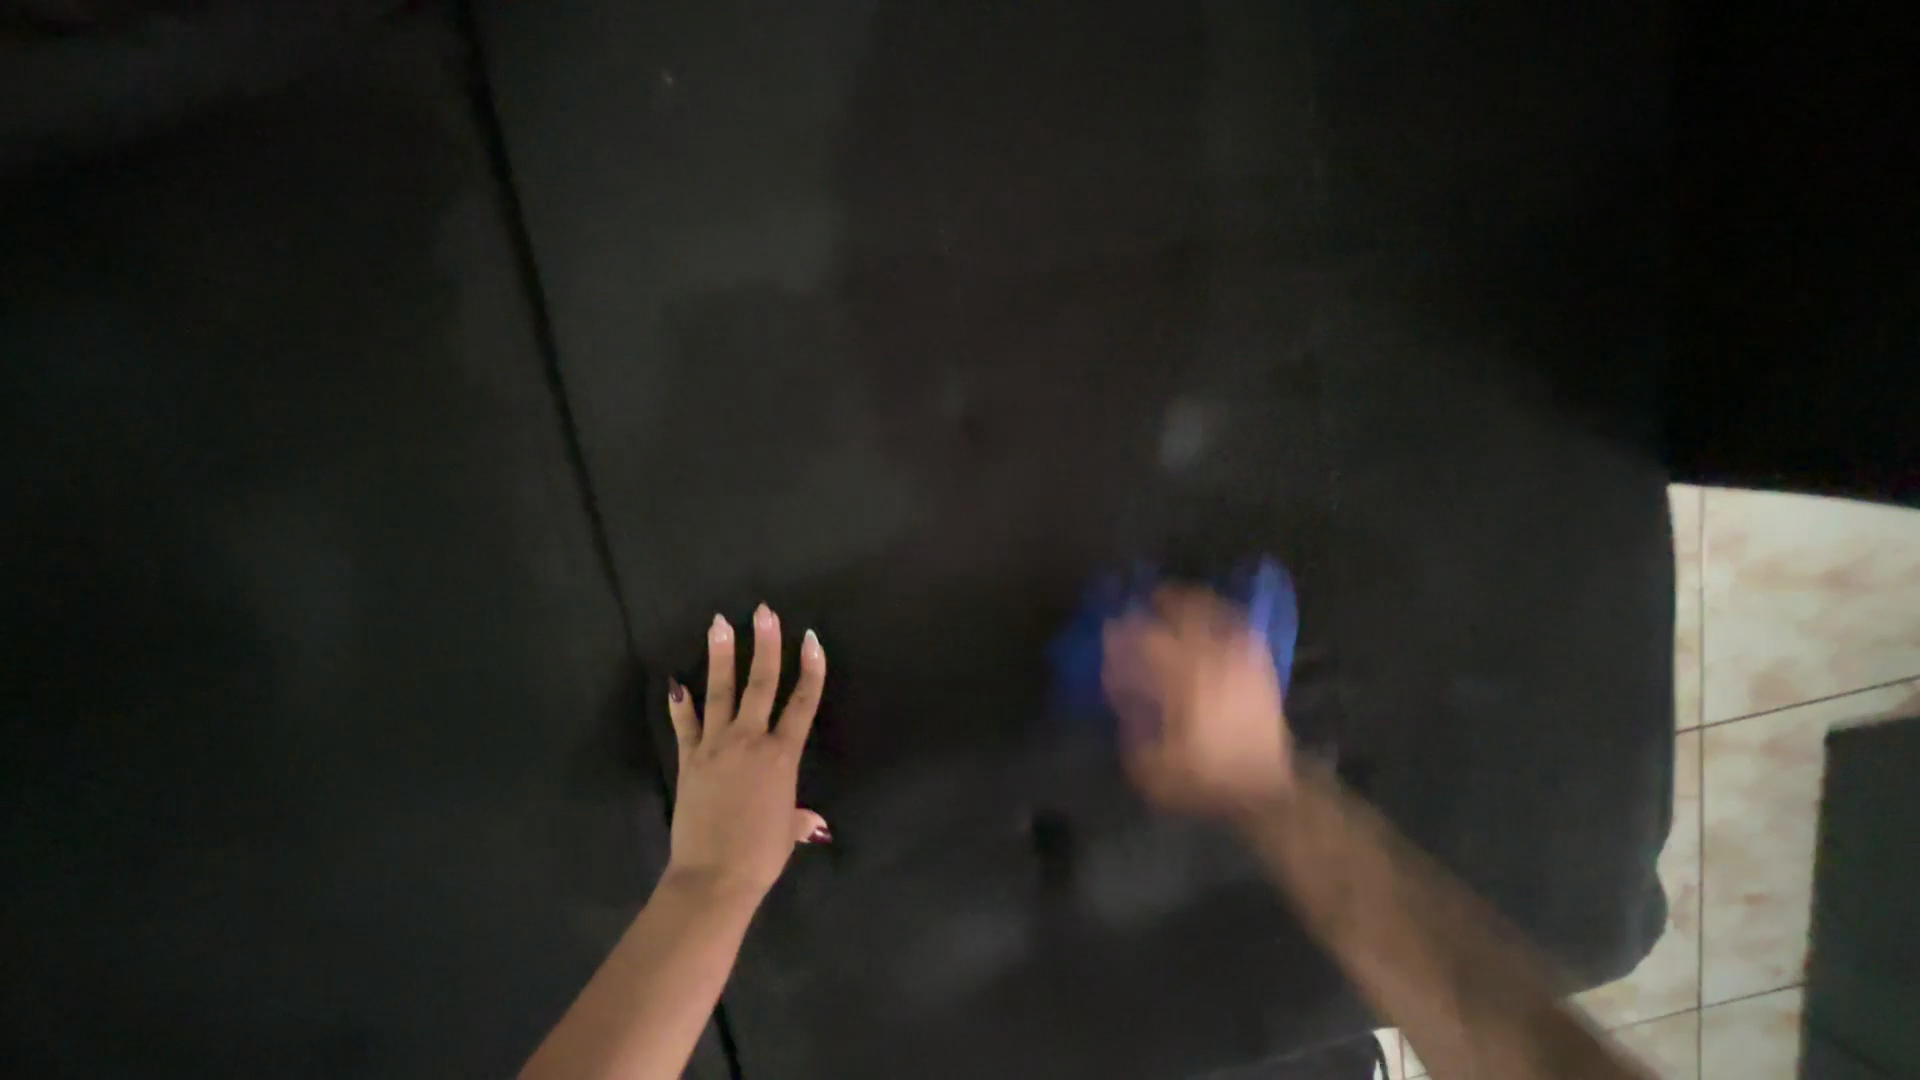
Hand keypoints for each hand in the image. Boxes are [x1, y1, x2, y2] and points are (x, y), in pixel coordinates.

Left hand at [664, 604, 828, 903]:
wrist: (713, 877)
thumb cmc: (761, 855)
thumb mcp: (787, 832)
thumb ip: (798, 817)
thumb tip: (813, 822)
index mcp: (783, 756)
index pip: (803, 702)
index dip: (811, 668)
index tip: (811, 638)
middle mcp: (751, 741)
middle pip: (761, 683)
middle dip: (764, 644)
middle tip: (763, 611)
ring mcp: (716, 747)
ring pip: (722, 692)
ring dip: (722, 656)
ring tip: (719, 623)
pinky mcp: (689, 760)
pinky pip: (685, 725)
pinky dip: (680, 704)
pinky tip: (676, 683)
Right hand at [1102, 585, 1295, 818]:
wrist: (1265, 793)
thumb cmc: (1205, 781)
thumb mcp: (1153, 767)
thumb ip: (1131, 728)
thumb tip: (1121, 699)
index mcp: (1183, 681)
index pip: (1147, 640)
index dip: (1125, 632)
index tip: (1110, 628)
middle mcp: (1213, 662)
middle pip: (1186, 614)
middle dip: (1162, 602)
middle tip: (1146, 602)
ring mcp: (1241, 662)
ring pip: (1217, 614)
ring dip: (1195, 603)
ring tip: (1179, 601)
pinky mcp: (1261, 670)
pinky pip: (1243, 630)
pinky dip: (1227, 618)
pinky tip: (1217, 621)